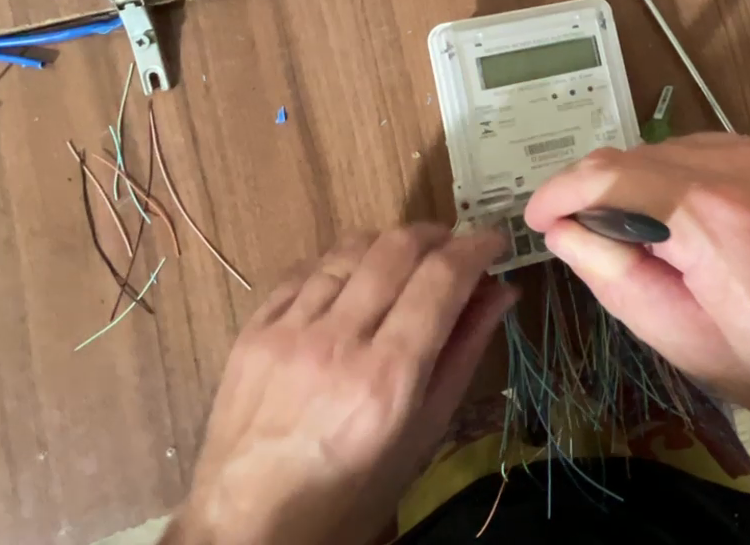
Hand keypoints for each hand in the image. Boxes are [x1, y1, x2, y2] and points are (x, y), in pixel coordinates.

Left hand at [168, 227, 516, 544]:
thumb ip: (464, 352)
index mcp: (387, 378)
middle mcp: (338, 343)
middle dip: (438, 234)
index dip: (477, 247)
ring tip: (408, 262)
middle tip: (455, 249)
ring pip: (353, 247)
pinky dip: (344, 262)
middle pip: (397, 247)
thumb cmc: (351, 493)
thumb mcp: (423, 433)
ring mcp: (288, 331)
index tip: (495, 241)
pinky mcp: (254, 329)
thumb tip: (502, 290)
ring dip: (392, 244)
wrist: (247, 528)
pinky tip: (357, 278)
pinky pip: (308, 267)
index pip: (442, 279)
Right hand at [523, 135, 749, 472]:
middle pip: (643, 154)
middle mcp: (747, 162)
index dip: (562, 191)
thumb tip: (569, 236)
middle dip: (603, 189)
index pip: (607, 173)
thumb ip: (622, 282)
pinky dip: (697, 179)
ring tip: (652, 240)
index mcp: (714, 215)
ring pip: (685, 148)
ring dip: (651, 183)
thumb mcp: (702, 350)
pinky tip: (709, 225)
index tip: (541, 219)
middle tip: (589, 238)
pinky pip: (730, 152)